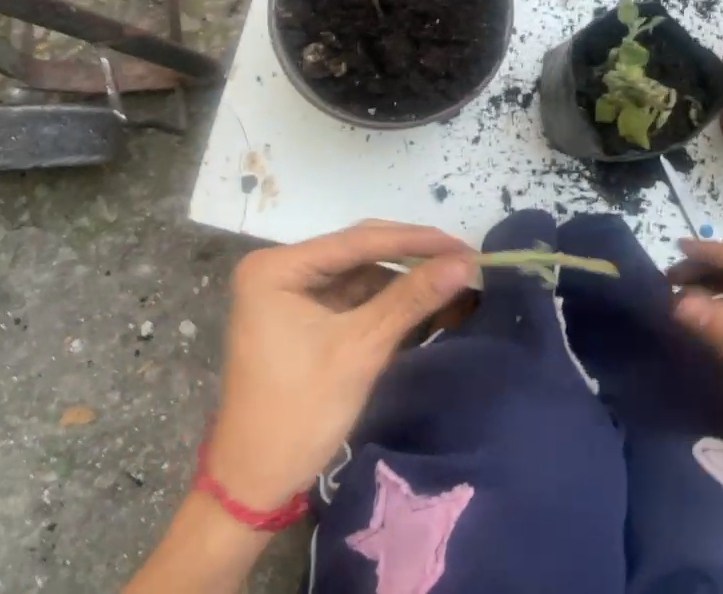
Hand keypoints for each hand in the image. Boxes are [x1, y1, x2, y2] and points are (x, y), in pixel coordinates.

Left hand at [207, 221, 475, 509]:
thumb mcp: (361, 349)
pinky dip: (389, 302)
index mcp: (276, 267)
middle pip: (359, 252)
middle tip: (465, 262)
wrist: (256, 482)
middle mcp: (280, 269)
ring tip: (455, 282)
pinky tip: (427, 303)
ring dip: (405, 281)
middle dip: (413, 259)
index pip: (358, 240)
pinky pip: (354, 298)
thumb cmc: (300, 411)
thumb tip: (466, 262)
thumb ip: (412, 298)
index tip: (466, 246)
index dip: (416, 241)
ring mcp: (291, 293)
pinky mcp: (304, 317)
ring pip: (361, 274)